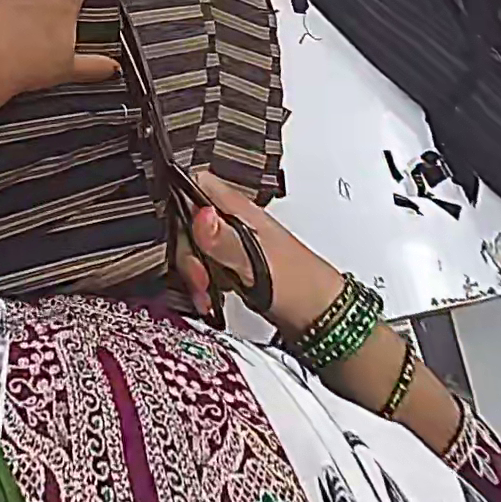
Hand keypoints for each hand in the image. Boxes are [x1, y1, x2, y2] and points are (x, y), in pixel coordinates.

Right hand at [174, 173, 345, 334]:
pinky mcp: (233, 262)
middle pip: (188, 219)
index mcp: (238, 208)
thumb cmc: (298, 284)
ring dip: (193, 270)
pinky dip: (202, 282)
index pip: (194, 185)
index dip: (179, 205)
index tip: (182, 236)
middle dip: (187, 251)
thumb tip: (200, 214)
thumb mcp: (254, 261)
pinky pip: (204, 264)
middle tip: (199, 276)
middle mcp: (233, 219)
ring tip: (205, 292)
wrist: (321, 316)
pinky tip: (209, 297)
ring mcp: (233, 240)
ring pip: (194, 244)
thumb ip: (222, 239)